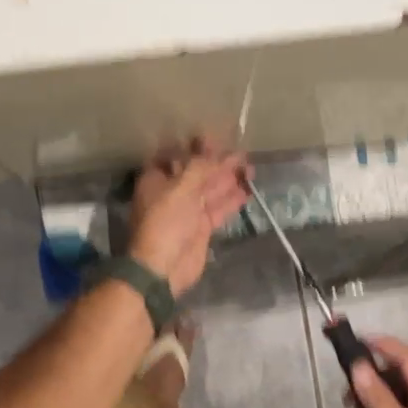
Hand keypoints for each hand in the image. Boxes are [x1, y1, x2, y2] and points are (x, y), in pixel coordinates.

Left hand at [126, 141, 248, 295]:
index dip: (195, 146)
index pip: (177, 155)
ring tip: (250, 169)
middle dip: (218, 162)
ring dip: (229, 179)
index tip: (217, 138)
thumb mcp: (181, 188)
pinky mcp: (201, 227)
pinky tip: (248, 190)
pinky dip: (232, 199)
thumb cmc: (166, 222)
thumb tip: (218, 154)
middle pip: (197, 171)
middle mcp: (172, 192)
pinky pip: (219, 208)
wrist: (162, 268)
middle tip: (241, 153)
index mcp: (157, 179)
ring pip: (211, 189)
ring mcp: (187, 210)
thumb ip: (201, 168)